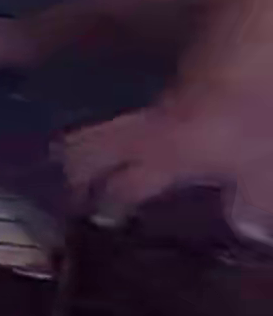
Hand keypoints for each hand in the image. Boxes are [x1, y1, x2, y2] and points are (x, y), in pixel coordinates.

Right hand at [61, 94, 272, 243]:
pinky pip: (103, 127)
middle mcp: (134, 141)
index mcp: (158, 160)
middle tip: (66, 189)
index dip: (109, 203)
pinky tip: (100, 144)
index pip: (122, 186)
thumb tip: (248, 234)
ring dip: (72, 151)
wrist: (238, 80)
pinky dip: (91, 138)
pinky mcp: (143, 110)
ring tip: (64, 163)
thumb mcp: (262, 174)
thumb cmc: (247, 130)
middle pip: (85, 153)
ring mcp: (134, 122)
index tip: (98, 219)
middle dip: (72, 171)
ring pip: (85, 135)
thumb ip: (252, 203)